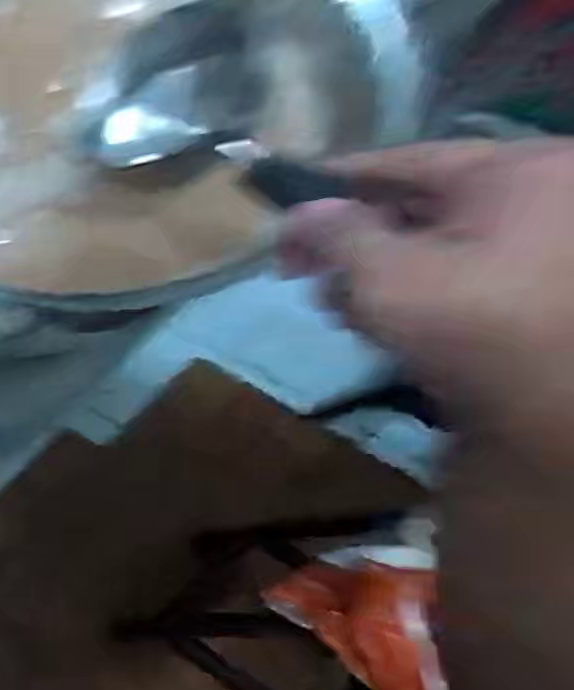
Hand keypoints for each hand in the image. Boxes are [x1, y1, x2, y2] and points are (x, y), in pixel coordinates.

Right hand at [277, 138, 573, 454]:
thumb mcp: (384, 274)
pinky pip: (459, 260)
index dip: (337, 176)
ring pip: (434, 234)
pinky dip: (409, 281)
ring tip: (334, 303)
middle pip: (420, 199)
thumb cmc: (469, 319)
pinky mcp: (541, 274)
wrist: (552, 389)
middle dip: (349, 235)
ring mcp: (552, 231)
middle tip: (296, 268)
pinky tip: (376, 314)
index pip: (409, 159)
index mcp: (521, 169)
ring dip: (372, 265)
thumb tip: (303, 211)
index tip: (284, 193)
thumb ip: (338, 236)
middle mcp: (550, 185)